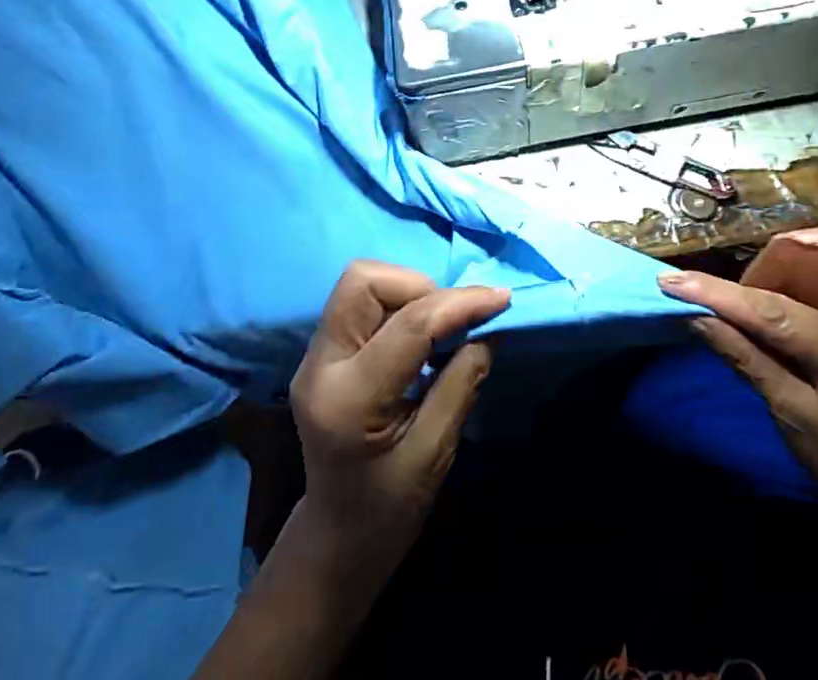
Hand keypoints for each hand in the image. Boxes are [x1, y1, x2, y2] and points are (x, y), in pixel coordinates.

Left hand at [289, 260, 506, 553]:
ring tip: (443, 329)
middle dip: (421, 287)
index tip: (501, 299)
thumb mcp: (435, 451)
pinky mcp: (323, 356)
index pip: (407, 325)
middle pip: (364, 281)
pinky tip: (423, 339)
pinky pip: (363, 306)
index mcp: (348, 398)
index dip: (460, 303)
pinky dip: (400, 307)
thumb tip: (488, 330)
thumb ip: (461, 383)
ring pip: (361, 286)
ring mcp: (315, 358)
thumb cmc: (389, 508)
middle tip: (457, 320)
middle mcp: (320, 366)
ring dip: (411, 294)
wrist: (338, 536)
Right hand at [658, 229, 817, 538]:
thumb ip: (747, 361)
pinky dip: (787, 283)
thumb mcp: (791, 419)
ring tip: (744, 309)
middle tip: (716, 302)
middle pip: (807, 264)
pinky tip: (771, 309)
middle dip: (754, 274)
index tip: (674, 282)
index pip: (779, 312)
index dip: (722, 294)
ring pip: (815, 260)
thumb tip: (697, 318)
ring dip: (770, 275)